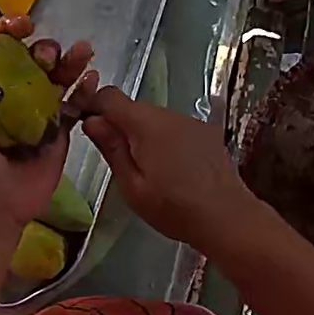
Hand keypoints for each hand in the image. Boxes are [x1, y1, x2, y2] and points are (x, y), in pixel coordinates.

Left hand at [0, 17, 94, 233]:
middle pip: (33, 62)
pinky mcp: (59, 133)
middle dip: (43, 50)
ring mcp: (38, 115)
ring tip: (83, 51)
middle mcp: (13, 97)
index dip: (9, 33)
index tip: (21, 24)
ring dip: (70, 62)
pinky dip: (85, 91)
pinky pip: (74, 107)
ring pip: (57, 80)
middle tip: (47, 54)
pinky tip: (92, 78)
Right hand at [72, 86, 259, 250]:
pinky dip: (163, 140)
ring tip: (144, 168)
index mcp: (146, 124)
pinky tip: (169, 168)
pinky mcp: (206, 132)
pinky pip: (174, 128)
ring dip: (142, 134)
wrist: (227, 218)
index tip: (86, 127)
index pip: (110, 96)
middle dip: (118, 125)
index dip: (93, 106)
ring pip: (154, 118)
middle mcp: (169, 114)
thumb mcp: (132, 185)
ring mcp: (191, 121)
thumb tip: (91, 120)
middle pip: (133, 108)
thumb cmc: (173, 207)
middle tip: (115, 159)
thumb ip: (111, 148)